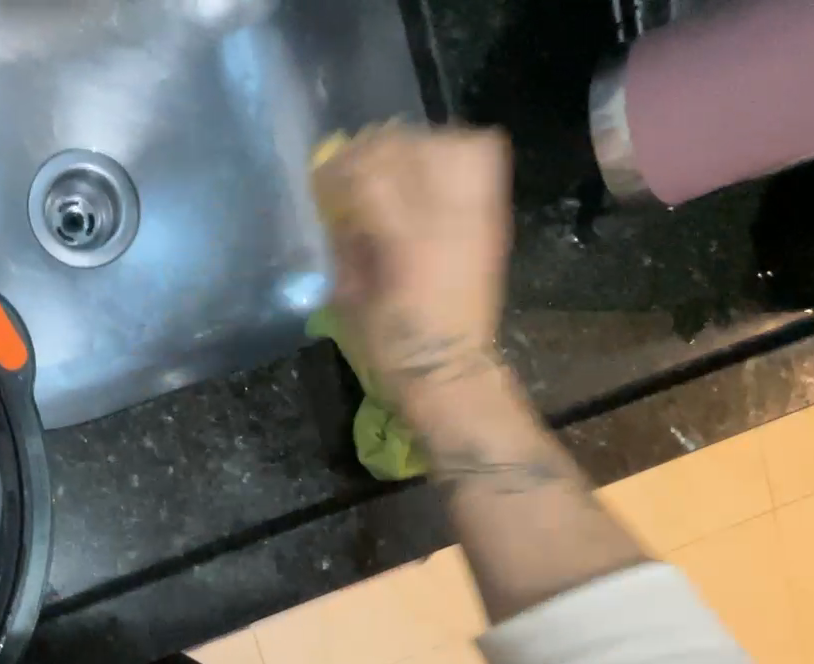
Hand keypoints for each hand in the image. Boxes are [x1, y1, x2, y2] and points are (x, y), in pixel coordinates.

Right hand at [312, 126, 513, 420]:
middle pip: (408, 149)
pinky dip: (449, 153)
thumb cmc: (388, 347)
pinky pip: (479, 157)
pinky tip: (426, 173)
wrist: (450, 369)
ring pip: (449, 143)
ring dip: (413, 147)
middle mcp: (446, 219)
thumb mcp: (347, 299)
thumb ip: (344, 243)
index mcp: (403, 245)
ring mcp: (477, 213)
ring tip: (391, 167)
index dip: (337, 170)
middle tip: (351, 171)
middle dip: (372, 152)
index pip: (367, 176)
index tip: (320, 181)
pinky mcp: (493, 214)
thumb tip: (335, 202)